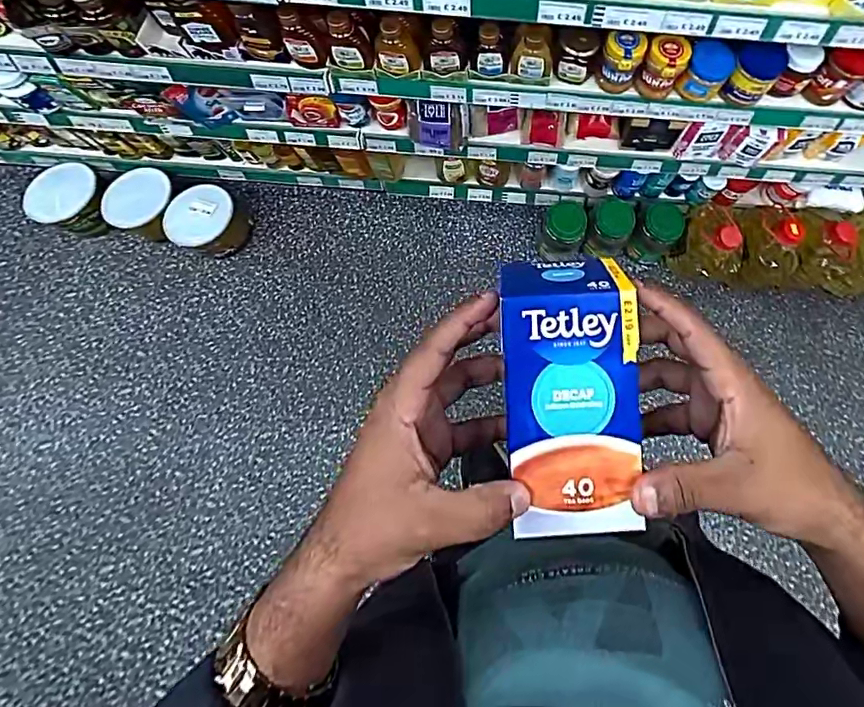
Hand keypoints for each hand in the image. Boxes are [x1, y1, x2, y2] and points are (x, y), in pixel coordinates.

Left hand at [247, 291, 528, 688]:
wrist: (339, 563)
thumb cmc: (363, 531)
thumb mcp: (430, 519)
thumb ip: (483, 506)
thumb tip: (524, 491)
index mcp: (400, 410)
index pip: (433, 351)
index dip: (462, 321)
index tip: (489, 301)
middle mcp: (408, 412)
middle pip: (447, 361)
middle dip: (479, 336)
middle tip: (511, 320)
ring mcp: (417, 430)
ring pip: (457, 390)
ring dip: (488, 379)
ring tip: (522, 372)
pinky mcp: (425, 449)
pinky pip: (463, 423)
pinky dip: (488, 421)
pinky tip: (513, 430)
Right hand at [632, 282, 863, 548]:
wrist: (824, 510)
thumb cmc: (797, 483)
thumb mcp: (735, 485)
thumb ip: (683, 487)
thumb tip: (637, 490)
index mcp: (732, 380)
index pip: (692, 328)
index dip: (661, 304)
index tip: (630, 289)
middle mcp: (723, 384)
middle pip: (675, 347)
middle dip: (639, 339)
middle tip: (602, 339)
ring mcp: (718, 405)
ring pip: (672, 380)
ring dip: (641, 383)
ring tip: (606, 388)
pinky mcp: (715, 427)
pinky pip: (674, 411)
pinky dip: (651, 417)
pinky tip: (629, 433)